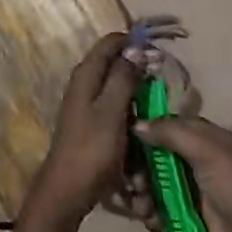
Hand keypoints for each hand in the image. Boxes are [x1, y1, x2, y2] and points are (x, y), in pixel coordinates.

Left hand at [26, 33, 141, 224]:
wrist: (69, 190)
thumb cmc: (92, 148)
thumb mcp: (112, 110)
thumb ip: (124, 77)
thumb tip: (137, 47)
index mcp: (86, 74)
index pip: (111, 42)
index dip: (135, 42)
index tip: (159, 52)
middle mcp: (85, 83)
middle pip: (114, 61)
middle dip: (138, 64)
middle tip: (162, 75)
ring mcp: (88, 102)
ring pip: (117, 83)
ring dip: (136, 86)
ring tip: (159, 94)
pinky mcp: (94, 121)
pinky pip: (116, 103)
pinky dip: (131, 104)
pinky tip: (145, 115)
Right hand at [134, 116, 231, 231]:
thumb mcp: (207, 153)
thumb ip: (172, 134)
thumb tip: (136, 124)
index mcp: (199, 136)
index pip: (161, 126)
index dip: (139, 135)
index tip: (118, 147)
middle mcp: (192, 158)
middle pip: (152, 157)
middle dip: (137, 170)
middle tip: (134, 186)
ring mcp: (190, 188)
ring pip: (153, 185)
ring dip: (142, 195)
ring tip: (143, 210)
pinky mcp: (189, 216)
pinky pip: (160, 210)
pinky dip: (152, 215)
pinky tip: (153, 224)